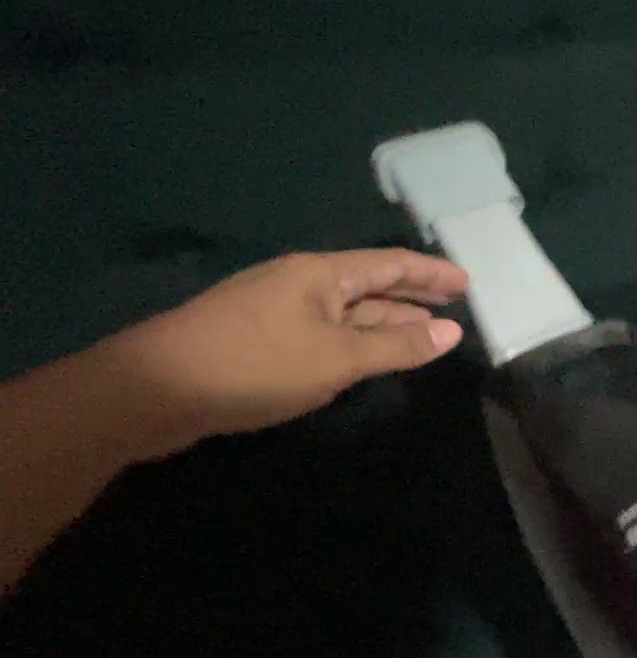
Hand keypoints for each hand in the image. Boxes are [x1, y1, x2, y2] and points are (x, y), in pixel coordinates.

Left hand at [101, 249, 468, 457]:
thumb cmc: (254, 364)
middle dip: (416, 292)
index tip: (470, 282)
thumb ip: (400, 345)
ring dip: (390, 318)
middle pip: (371, 281)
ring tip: (429, 332)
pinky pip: (328, 328)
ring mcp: (278, 310)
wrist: (145, 395)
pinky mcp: (261, 338)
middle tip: (457, 304)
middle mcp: (300, 283)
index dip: (433, 271)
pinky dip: (361, 336)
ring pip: (349, 308)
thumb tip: (453, 332)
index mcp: (320, 274)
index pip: (392, 263)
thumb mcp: (340, 358)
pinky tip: (374, 353)